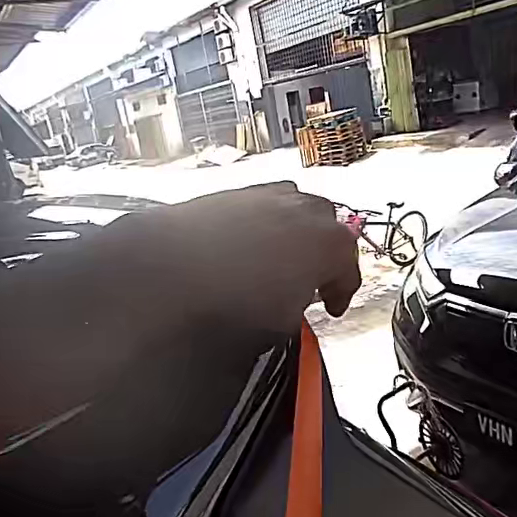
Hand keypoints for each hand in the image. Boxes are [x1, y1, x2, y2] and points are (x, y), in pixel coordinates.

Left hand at [95, 182, 361, 331]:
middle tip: (309, 280)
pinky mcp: (229, 192)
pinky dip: (258, 225)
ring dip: (290, 233)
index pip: (348, 266)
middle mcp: (300, 207)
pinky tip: (241, 249)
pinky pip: (256, 207)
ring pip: (290, 208)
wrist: (168, 268)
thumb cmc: (233, 299)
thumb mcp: (281, 324)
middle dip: (321, 252)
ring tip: (276, 263)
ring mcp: (263, 194)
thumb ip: (300, 307)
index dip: (342, 290)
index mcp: (327, 241)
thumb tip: (292, 302)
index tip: (332, 307)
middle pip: (325, 225)